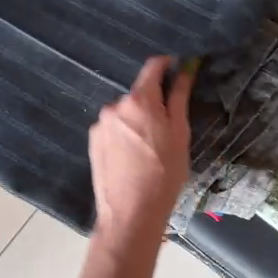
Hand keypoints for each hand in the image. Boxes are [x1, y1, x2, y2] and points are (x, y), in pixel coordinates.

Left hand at [88, 56, 192, 239]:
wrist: (131, 213)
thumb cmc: (164, 172)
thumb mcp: (180, 133)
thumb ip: (179, 98)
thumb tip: (184, 71)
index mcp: (139, 100)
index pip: (153, 67)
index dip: (168, 65)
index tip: (179, 70)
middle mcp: (115, 106)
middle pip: (139, 94)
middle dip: (154, 103)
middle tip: (169, 128)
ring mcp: (100, 125)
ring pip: (126, 114)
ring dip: (139, 121)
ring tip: (151, 149)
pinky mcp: (93, 143)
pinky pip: (114, 130)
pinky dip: (126, 135)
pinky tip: (134, 158)